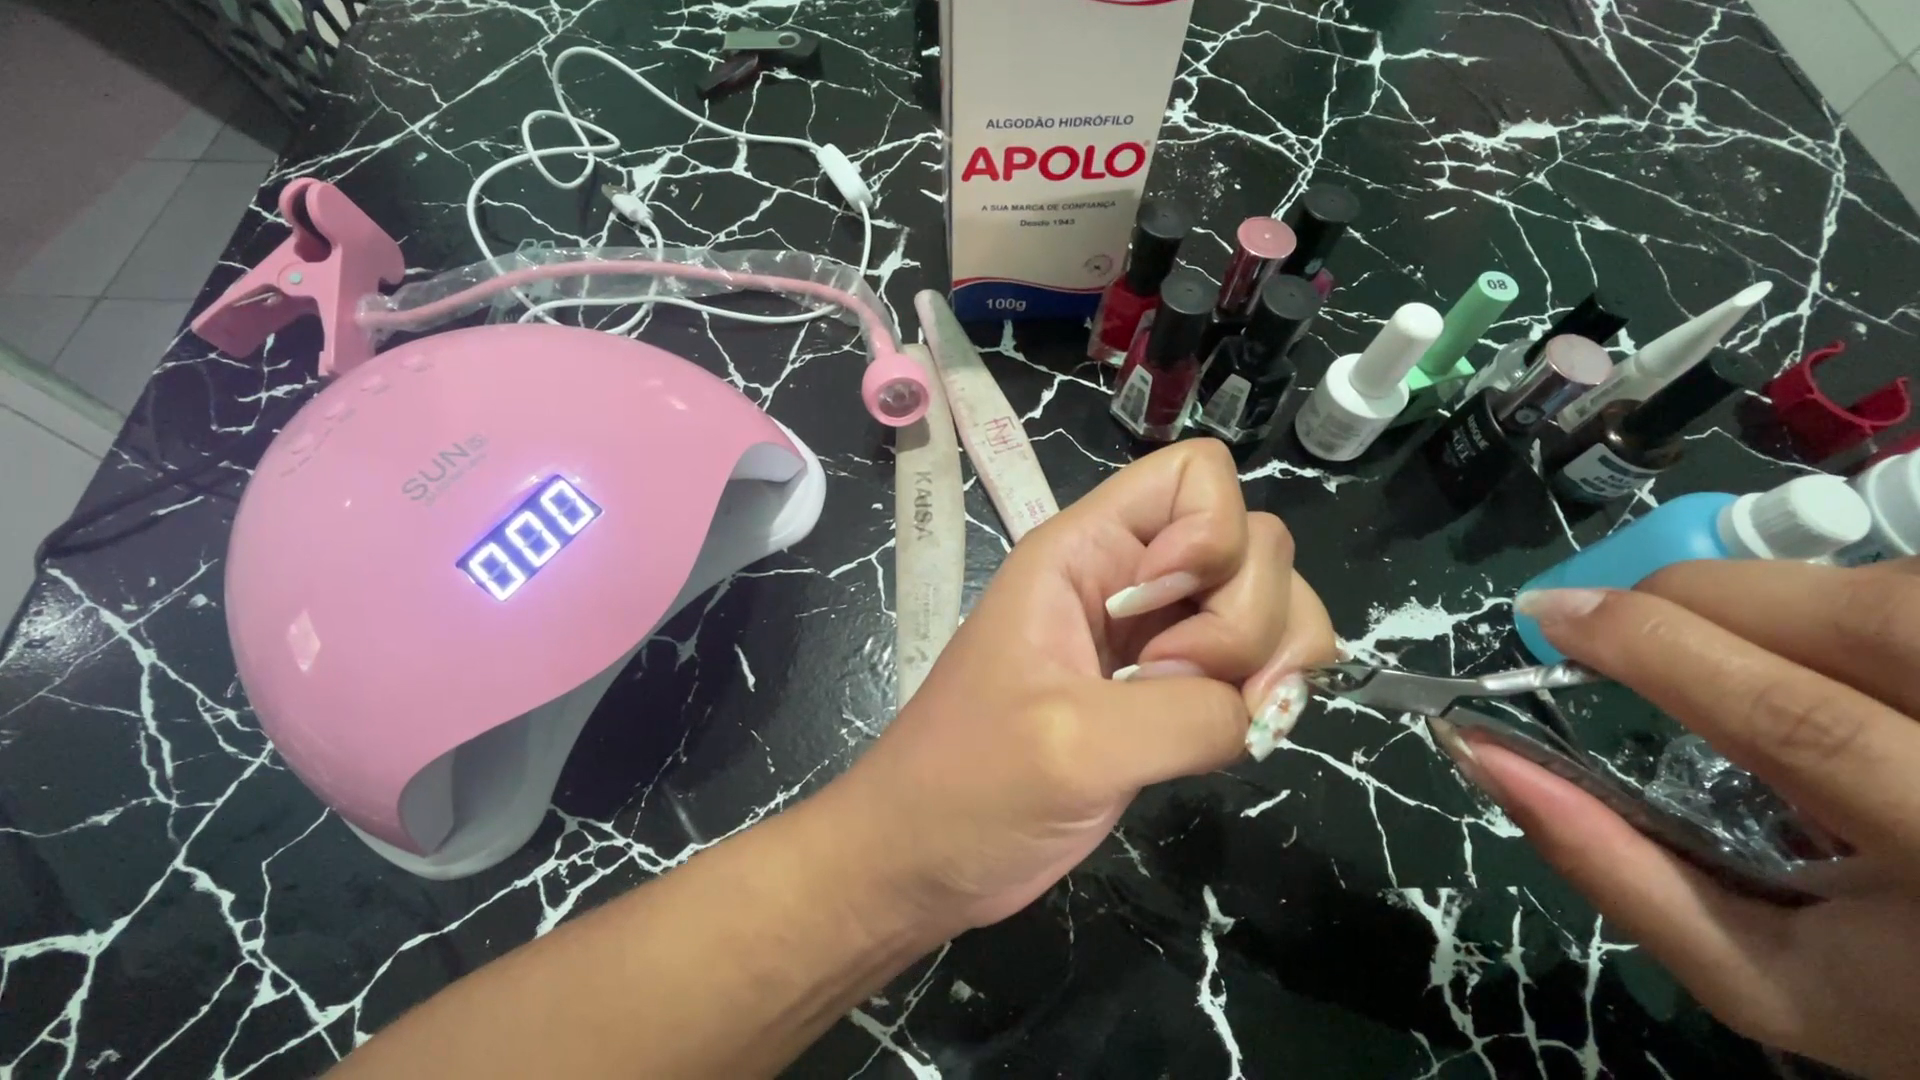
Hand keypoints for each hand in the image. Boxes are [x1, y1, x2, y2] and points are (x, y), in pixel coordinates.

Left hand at [831, 439, 1334, 931]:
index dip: (1211, 533)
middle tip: (1179, 682)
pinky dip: (1272, 692)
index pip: (1194, 475)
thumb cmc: (971, 784)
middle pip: (1253, 543)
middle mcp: (1128, 579)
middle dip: (1246, 616)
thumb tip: (1253, 708)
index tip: (1170, 609)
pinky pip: (1258, 664)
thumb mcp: (1070, 742)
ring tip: (1229, 718)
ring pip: (1269, 602)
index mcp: (1083, 553)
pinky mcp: (1173, 695)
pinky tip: (1243, 734)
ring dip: (1274, 655)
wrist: (929, 856)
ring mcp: (1156, 637)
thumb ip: (1181, 714)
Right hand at [1454, 559, 1919, 1077]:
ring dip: (1780, 594)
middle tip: (1625, 615)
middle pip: (1874, 621)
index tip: (1548, 612)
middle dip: (1709, 593)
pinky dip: (1849, 601)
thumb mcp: (1757, 977)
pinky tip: (1823, 653)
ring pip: (1907, 590)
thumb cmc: (1910, 1006)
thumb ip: (1611, 863)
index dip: (1653, 647)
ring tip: (1724, 642)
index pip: (1794, 720)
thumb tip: (1477, 747)